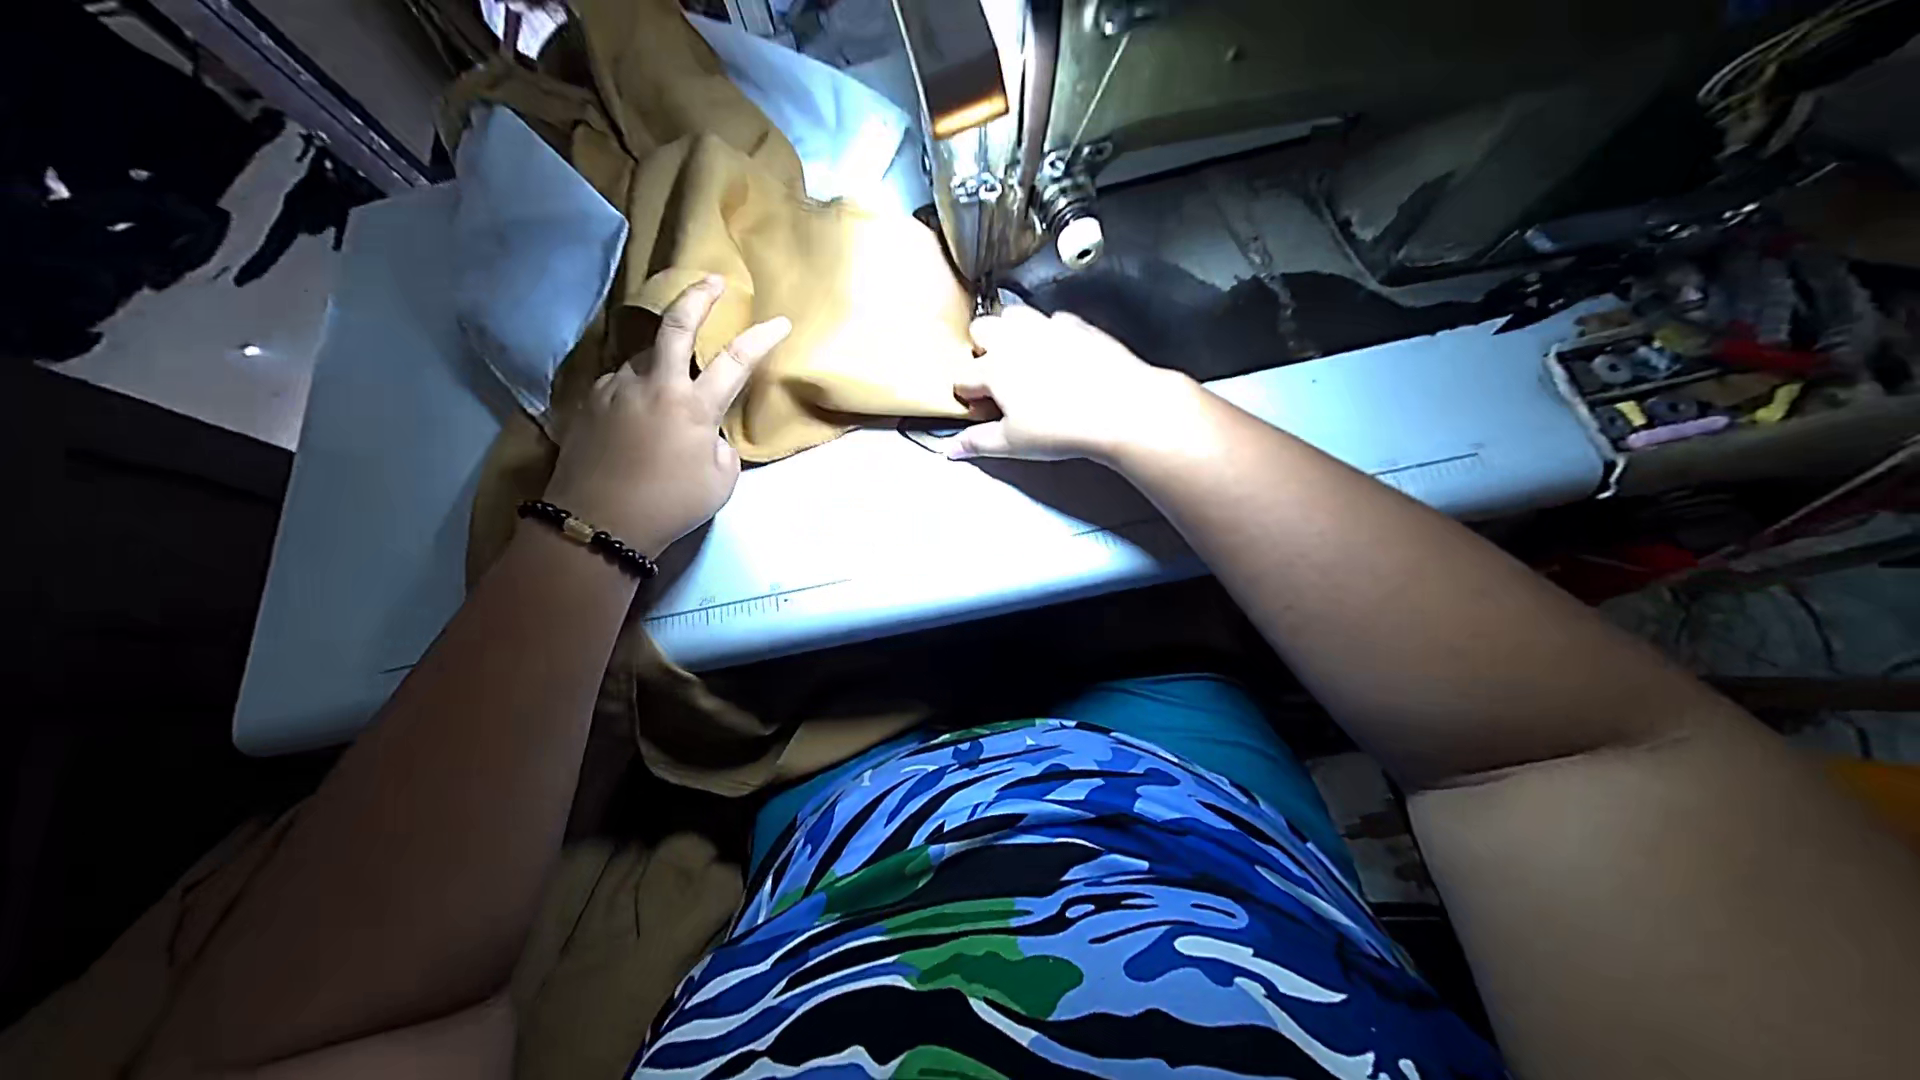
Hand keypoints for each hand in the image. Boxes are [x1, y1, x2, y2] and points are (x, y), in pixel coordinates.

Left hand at [542, 276, 789, 556]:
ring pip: (645, 357)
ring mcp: (616, 387)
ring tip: (669, 381)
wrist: (598, 522)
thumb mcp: (719, 481)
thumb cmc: (670, 505)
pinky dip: (637, 388)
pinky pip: (621, 382)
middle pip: (676, 324)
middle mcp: (654, 384)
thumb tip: (706, 430)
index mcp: (693, 406)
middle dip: (698, 296)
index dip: (762, 338)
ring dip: (662, 359)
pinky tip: (637, 410)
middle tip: (713, 281)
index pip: (737, 361)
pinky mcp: (590, 400)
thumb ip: (720, 444)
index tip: (781, 322)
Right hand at [945, 305, 1211, 465]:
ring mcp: (1047, 327)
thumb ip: (978, 443)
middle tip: (993, 375)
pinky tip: (1058, 353)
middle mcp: (1015, 340)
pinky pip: (1053, 320)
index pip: (963, 376)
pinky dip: (1048, 333)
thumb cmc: (1062, 428)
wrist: (1121, 408)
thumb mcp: (1014, 443)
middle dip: (980, 348)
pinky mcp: (1077, 325)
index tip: (976, 406)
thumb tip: (950, 449)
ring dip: (1010, 332)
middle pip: (981, 329)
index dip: (965, 393)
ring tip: (1021, 356)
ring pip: (1014, 314)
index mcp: (993, 369)